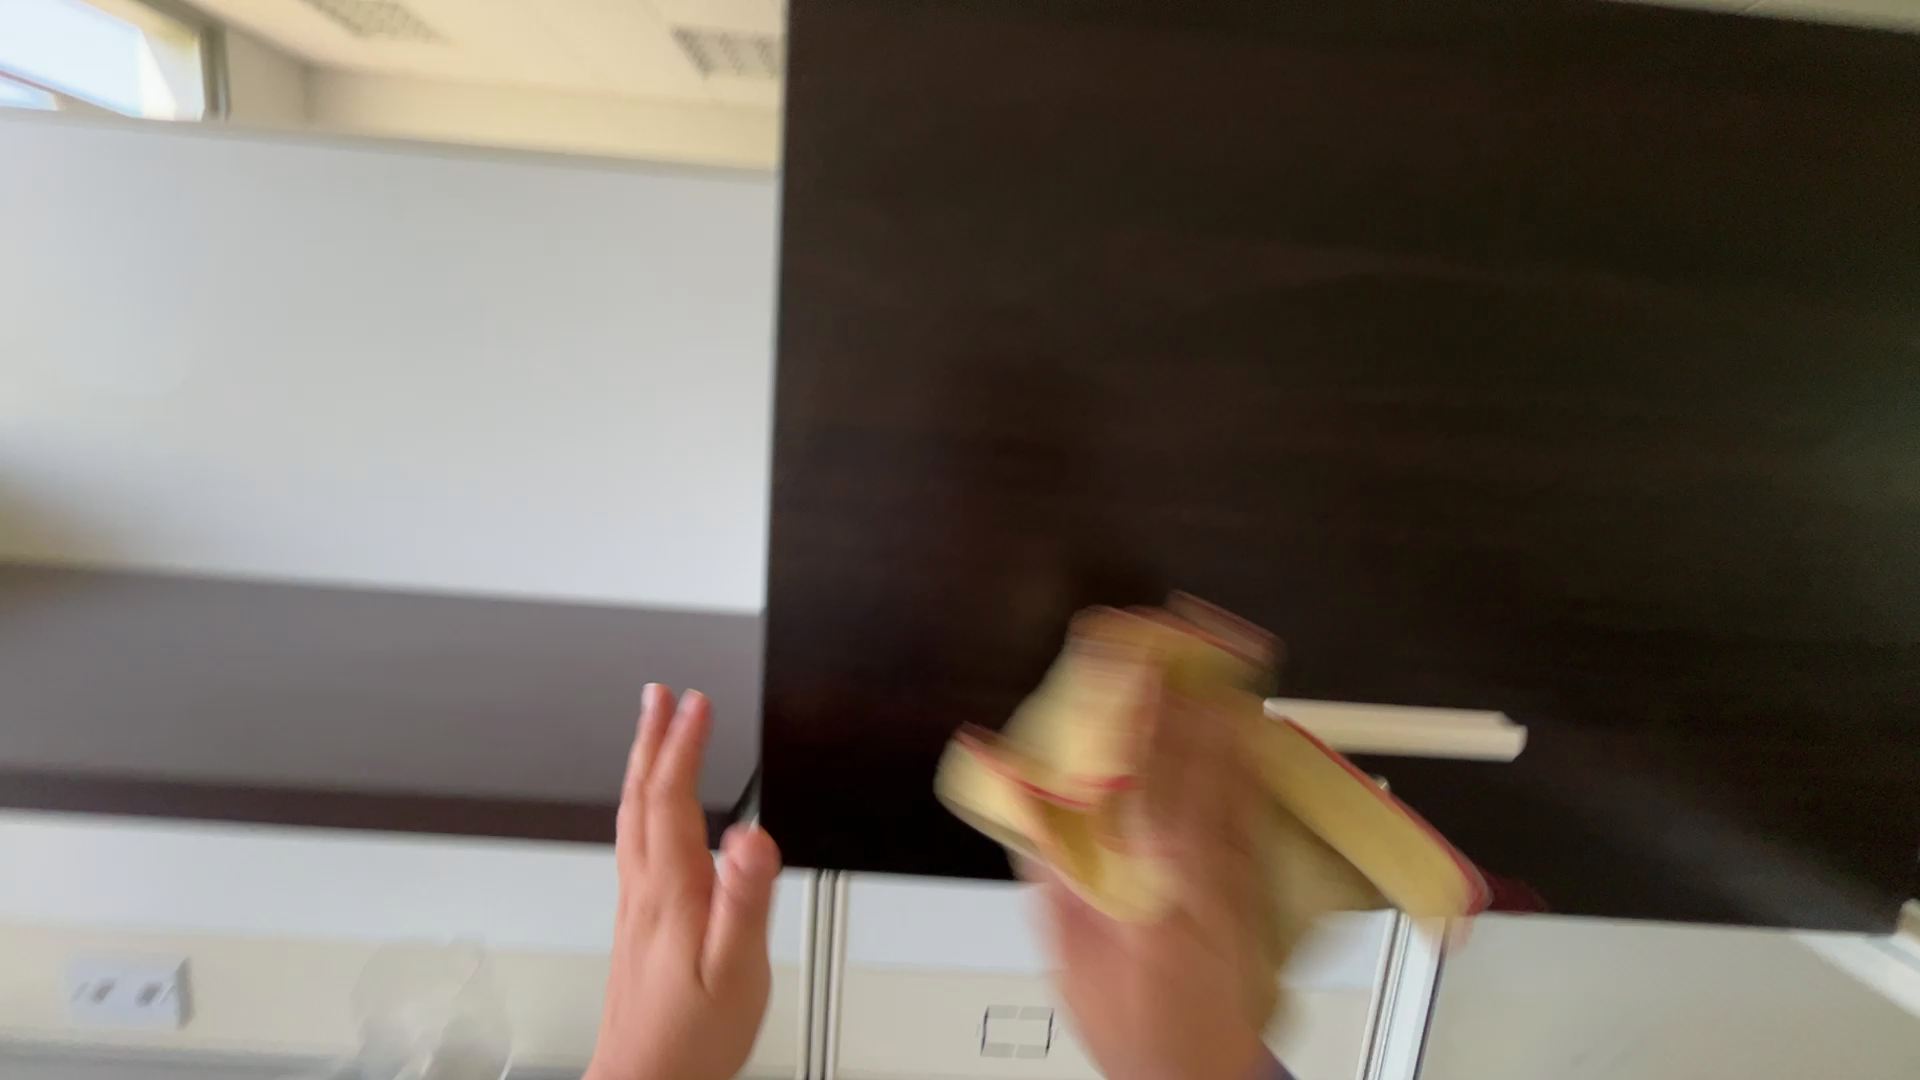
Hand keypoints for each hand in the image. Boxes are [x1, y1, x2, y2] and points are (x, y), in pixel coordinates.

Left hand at [586, 685, 782, 1079]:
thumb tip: (751, 836)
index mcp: (672, 889)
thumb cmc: (692, 1036)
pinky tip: (652, 801)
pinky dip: (642, 798)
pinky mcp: (637, 916)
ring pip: (631, 814)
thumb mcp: (735, 970)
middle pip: (641, 796)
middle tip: (660, 695)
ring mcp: (636, 900)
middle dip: (652, 737)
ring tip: (652, 728)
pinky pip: (632, 837)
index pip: (673, 797)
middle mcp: (645, 886)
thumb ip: (745, 899)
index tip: (697, 702)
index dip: (685, 743)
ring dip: (642, 762)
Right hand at [1028, 695, 1272, 1079]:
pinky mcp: (1254, 896)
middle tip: (1177, 666)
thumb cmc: (1133, 1030)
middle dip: (1188, 716)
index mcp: (1155, 897)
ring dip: (1223, 736)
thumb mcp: (1071, 963)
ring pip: (1235, 796)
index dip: (1144, 732)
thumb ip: (1055, 884)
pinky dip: (1248, 774)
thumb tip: (1038, 822)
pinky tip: (1245, 746)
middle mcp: (1206, 886)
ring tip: (1216, 685)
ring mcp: (1238, 889)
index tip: (1136, 686)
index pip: (1151, 794)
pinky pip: (1252, 821)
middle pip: (1202, 782)